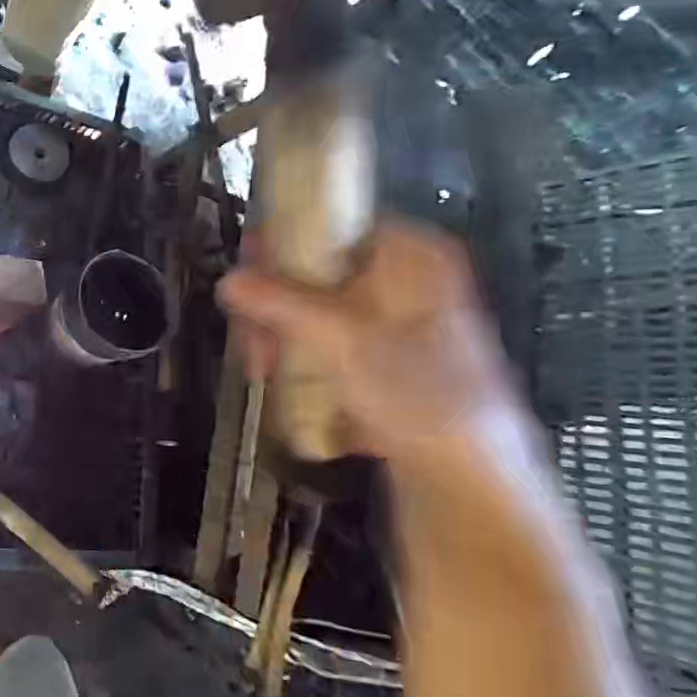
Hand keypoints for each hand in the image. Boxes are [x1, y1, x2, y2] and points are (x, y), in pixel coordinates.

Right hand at [216, 221, 517, 466]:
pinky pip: (332, 342)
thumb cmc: (415, 391)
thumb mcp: (340, 339)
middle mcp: (406, 280)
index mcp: (411, 254)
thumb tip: (228, 278)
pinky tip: (281, 379)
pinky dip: (305, 355)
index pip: (338, 220)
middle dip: (277, 301)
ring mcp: (397, 323)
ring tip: (262, 369)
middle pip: (321, 269)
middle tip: (251, 335)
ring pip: (322, 309)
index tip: (247, 263)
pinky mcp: (386, 361)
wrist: (468, 477)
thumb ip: (280, 302)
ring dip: (284, 333)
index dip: (287, 237)